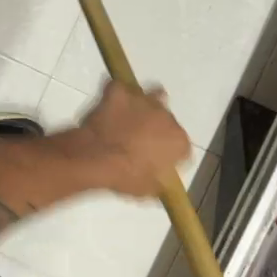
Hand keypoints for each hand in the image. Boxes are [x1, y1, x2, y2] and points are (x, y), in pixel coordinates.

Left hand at [68, 83, 189, 198]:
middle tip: (139, 138)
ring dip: (143, 104)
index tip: (156, 159)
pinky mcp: (119, 90)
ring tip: (131, 115)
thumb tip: (161, 174)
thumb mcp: (151, 188)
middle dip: (155, 127)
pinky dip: (116, 95)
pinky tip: (110, 105)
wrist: (96, 158)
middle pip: (165, 119)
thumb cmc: (126, 177)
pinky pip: (120, 88)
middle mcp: (166, 115)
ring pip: (150, 95)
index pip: (180, 145)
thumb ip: (162, 177)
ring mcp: (142, 99)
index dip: (168, 152)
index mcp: (179, 140)